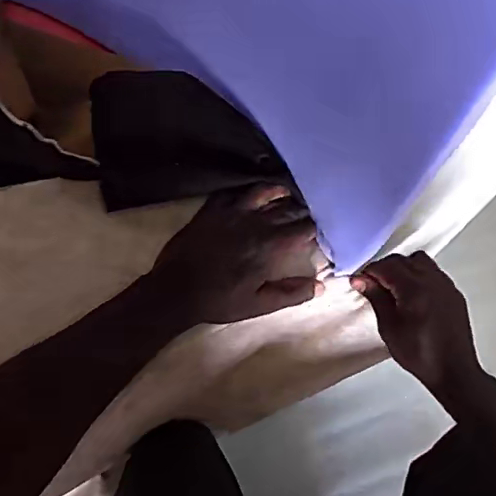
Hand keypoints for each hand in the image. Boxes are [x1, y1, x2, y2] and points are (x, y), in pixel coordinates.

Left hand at [144, 184, 323, 325]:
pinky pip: (234, 191)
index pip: (305, 228)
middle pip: (289, 207)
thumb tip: (319, 287)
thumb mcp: (258, 304)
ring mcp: (233, 211)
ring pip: (264, 191)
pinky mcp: (212, 208)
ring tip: (284, 195)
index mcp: (272, 246)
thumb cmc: (219, 300)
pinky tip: (249, 195)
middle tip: (304, 216)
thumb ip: (291, 294)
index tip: (315, 235)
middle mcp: (257, 222)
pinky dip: (246, 191)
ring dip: (278, 192)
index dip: (314, 229)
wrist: (176, 289)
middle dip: (301, 211)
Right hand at [352, 252, 486, 393]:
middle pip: (403, 260)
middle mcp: (433, 281)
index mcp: (414, 288)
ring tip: (394, 288)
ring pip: (420, 261)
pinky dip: (419, 275)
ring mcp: (446, 285)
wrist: (452, 370)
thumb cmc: (419, 353)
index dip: (369, 272)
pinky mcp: (454, 293)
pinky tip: (412, 294)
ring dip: (403, 268)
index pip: (387, 266)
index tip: (360, 282)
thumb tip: (361, 280)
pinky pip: (433, 272)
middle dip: (385, 268)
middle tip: (373, 285)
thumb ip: (376, 298)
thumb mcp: (389, 327)